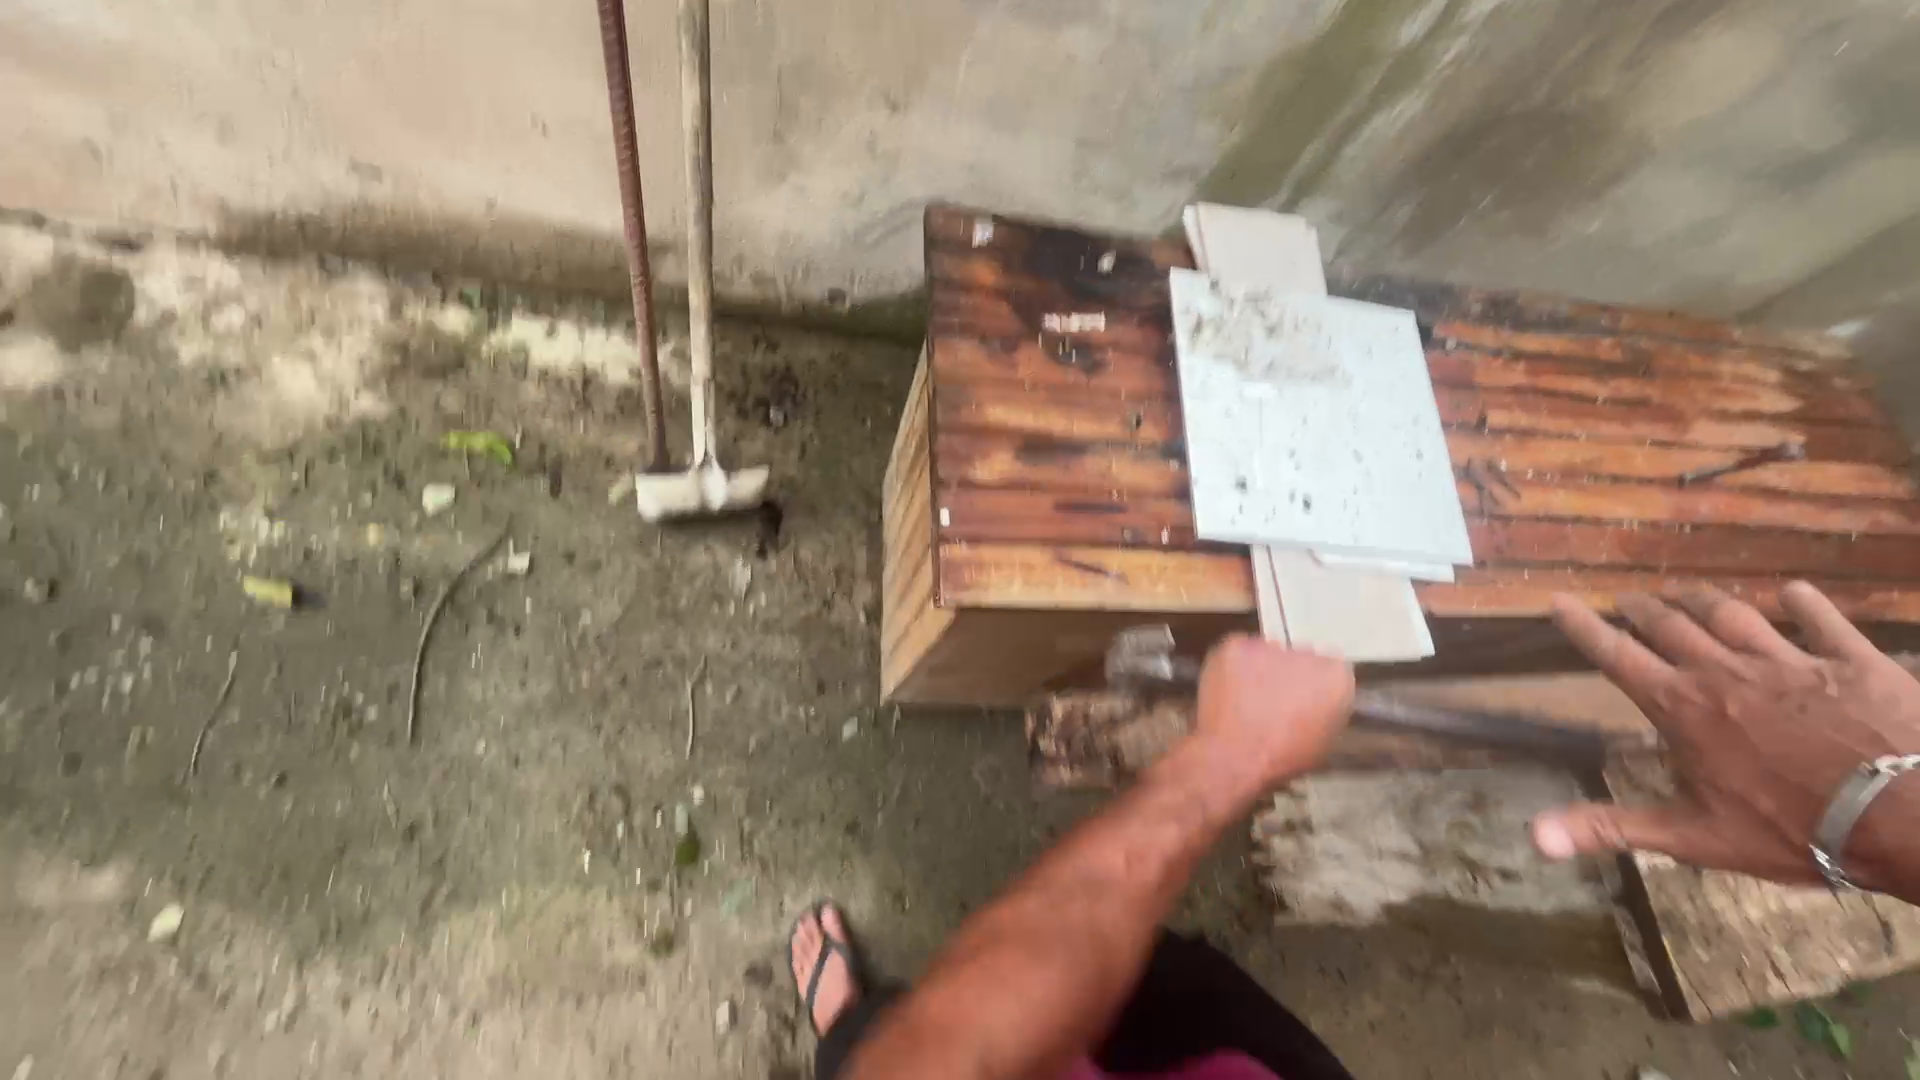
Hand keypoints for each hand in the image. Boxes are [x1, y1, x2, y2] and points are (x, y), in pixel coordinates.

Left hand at [1187, 635, 1354, 792]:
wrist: (1234, 755)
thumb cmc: (1282, 758)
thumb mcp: (1323, 740)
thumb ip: (1326, 709)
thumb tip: (1315, 700)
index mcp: (1336, 678)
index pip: (1331, 668)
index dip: (1315, 685)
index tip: (1303, 699)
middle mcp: (1307, 653)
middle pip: (1300, 656)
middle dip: (1289, 673)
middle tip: (1274, 698)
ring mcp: (1268, 647)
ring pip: (1267, 651)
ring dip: (1261, 667)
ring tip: (1247, 695)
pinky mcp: (1235, 645)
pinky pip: (1237, 649)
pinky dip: (1233, 665)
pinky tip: (1229, 687)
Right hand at [1533, 582, 1919, 892]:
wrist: (1918, 820)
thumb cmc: (1797, 829)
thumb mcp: (1694, 837)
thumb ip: (1613, 828)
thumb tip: (1535, 838)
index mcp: (1680, 706)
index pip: (1614, 654)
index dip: (1580, 626)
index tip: (1557, 600)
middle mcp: (1723, 671)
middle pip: (1669, 624)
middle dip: (1641, 608)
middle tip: (1626, 598)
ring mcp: (1791, 663)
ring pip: (1733, 614)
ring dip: (1704, 600)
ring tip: (1688, 592)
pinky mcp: (1856, 664)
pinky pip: (1825, 622)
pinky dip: (1806, 603)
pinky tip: (1796, 592)